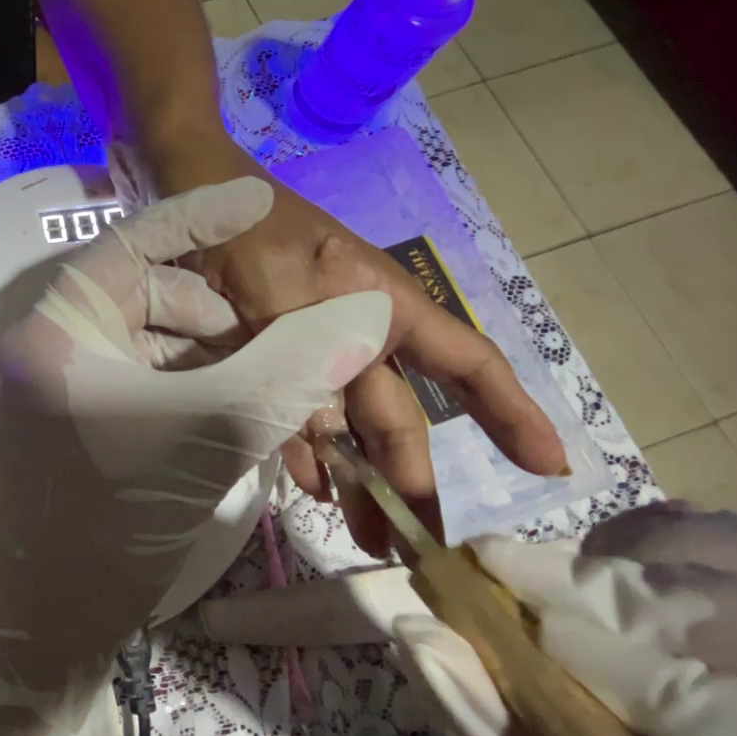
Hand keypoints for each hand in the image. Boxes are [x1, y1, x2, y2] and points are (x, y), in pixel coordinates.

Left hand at [0, 177, 389, 735]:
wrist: (46, 627)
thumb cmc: (107, 517)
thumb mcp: (206, 434)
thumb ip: (292, 367)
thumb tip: (373, 309)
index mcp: (62, 321)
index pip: (133, 239)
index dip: (201, 215)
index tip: (262, 198)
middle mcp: (56, 341)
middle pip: (151, 294)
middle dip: (223, 309)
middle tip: (283, 326)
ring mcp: (65, 385)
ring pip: (158, 344)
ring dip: (222, 359)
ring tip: (279, 380)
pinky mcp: (82, 426)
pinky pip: (151, 385)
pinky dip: (200, 392)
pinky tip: (245, 416)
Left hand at [142, 125, 566, 555]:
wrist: (187, 188)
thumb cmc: (243, 222)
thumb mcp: (278, 284)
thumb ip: (308, 353)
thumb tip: (337, 436)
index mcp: (382, 304)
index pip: (465, 362)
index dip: (509, 414)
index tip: (548, 468)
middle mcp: (356, 330)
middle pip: (398, 414)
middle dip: (414, 478)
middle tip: (419, 547)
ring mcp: (311, 343)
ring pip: (345, 423)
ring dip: (358, 479)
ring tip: (367, 536)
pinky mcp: (266, 353)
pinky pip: (292, 411)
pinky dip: (302, 449)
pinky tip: (313, 487)